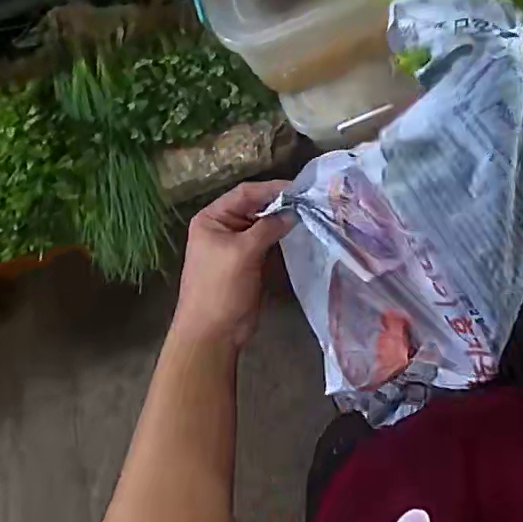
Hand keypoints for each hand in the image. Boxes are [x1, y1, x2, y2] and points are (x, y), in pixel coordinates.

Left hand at [172, 180, 293, 350]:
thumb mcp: (243, 252)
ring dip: (283, 221)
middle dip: (280, 204)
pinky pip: (268, 243)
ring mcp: (237, 245)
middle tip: (310, 201)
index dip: (271, 188)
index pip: (244, 193)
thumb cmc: (220, 288)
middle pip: (255, 207)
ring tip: (310, 214)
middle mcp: (223, 227)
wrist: (213, 333)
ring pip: (264, 225)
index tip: (299, 188)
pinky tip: (301, 234)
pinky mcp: (249, 262)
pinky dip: (282, 238)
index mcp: (212, 219)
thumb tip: (293, 212)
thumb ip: (268, 228)